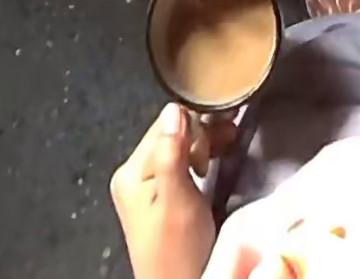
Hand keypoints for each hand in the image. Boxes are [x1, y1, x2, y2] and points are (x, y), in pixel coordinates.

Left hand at [112, 104, 218, 278]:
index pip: (167, 123)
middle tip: (227, 145)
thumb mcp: (177, 200)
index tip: (219, 144)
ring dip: (205, 143)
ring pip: (180, 143)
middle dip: (203, 135)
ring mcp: (146, 184)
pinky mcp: (160, 194)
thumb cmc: (179, 251)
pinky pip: (182, 160)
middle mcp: (134, 172)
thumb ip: (172, 153)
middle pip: (173, 132)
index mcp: (131, 171)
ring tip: (227, 147)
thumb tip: (174, 107)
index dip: (196, 128)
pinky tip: (215, 160)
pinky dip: (201, 156)